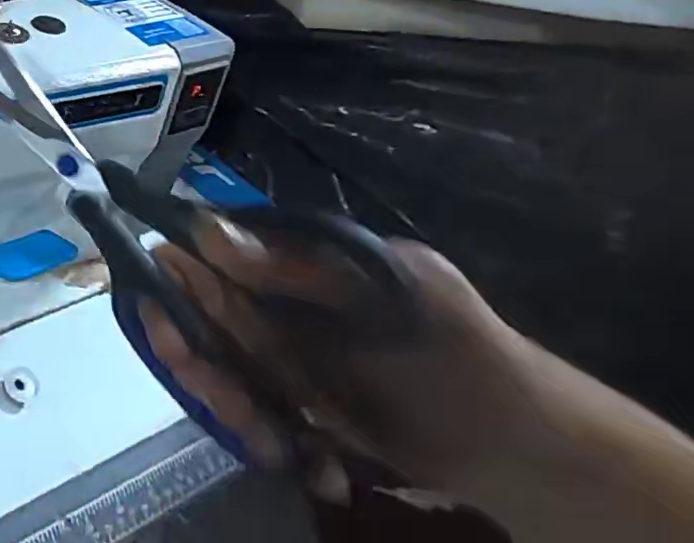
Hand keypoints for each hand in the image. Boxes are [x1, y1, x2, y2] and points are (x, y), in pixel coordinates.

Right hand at [142, 220, 556, 496]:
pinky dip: (275, 441)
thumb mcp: (387, 298)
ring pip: (220, 369)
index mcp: (291, 257)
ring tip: (286, 449)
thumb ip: (297, 263)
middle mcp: (275, 296)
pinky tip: (322, 467)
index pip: (204, 253)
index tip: (166, 325)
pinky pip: (255, 411)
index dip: (175, 284)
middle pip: (200, 319)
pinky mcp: (295, 397)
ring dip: (240, 412)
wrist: (526, 450)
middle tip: (245, 413)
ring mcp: (283, 349)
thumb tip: (202, 227)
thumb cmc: (458, 356)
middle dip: (207, 368)